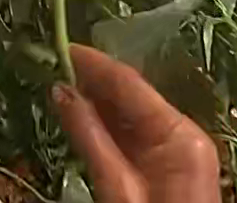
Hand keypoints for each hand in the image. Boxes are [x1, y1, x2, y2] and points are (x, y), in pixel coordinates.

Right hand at [54, 45, 219, 202]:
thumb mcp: (116, 189)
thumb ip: (89, 134)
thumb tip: (60, 88)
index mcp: (178, 133)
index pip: (128, 82)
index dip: (92, 62)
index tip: (59, 48)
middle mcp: (183, 133)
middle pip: (130, 95)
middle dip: (91, 81)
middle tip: (53, 68)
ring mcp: (179, 151)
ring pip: (130, 114)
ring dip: (96, 102)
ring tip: (61, 89)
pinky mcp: (170, 169)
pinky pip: (135, 135)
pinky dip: (108, 126)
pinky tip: (83, 118)